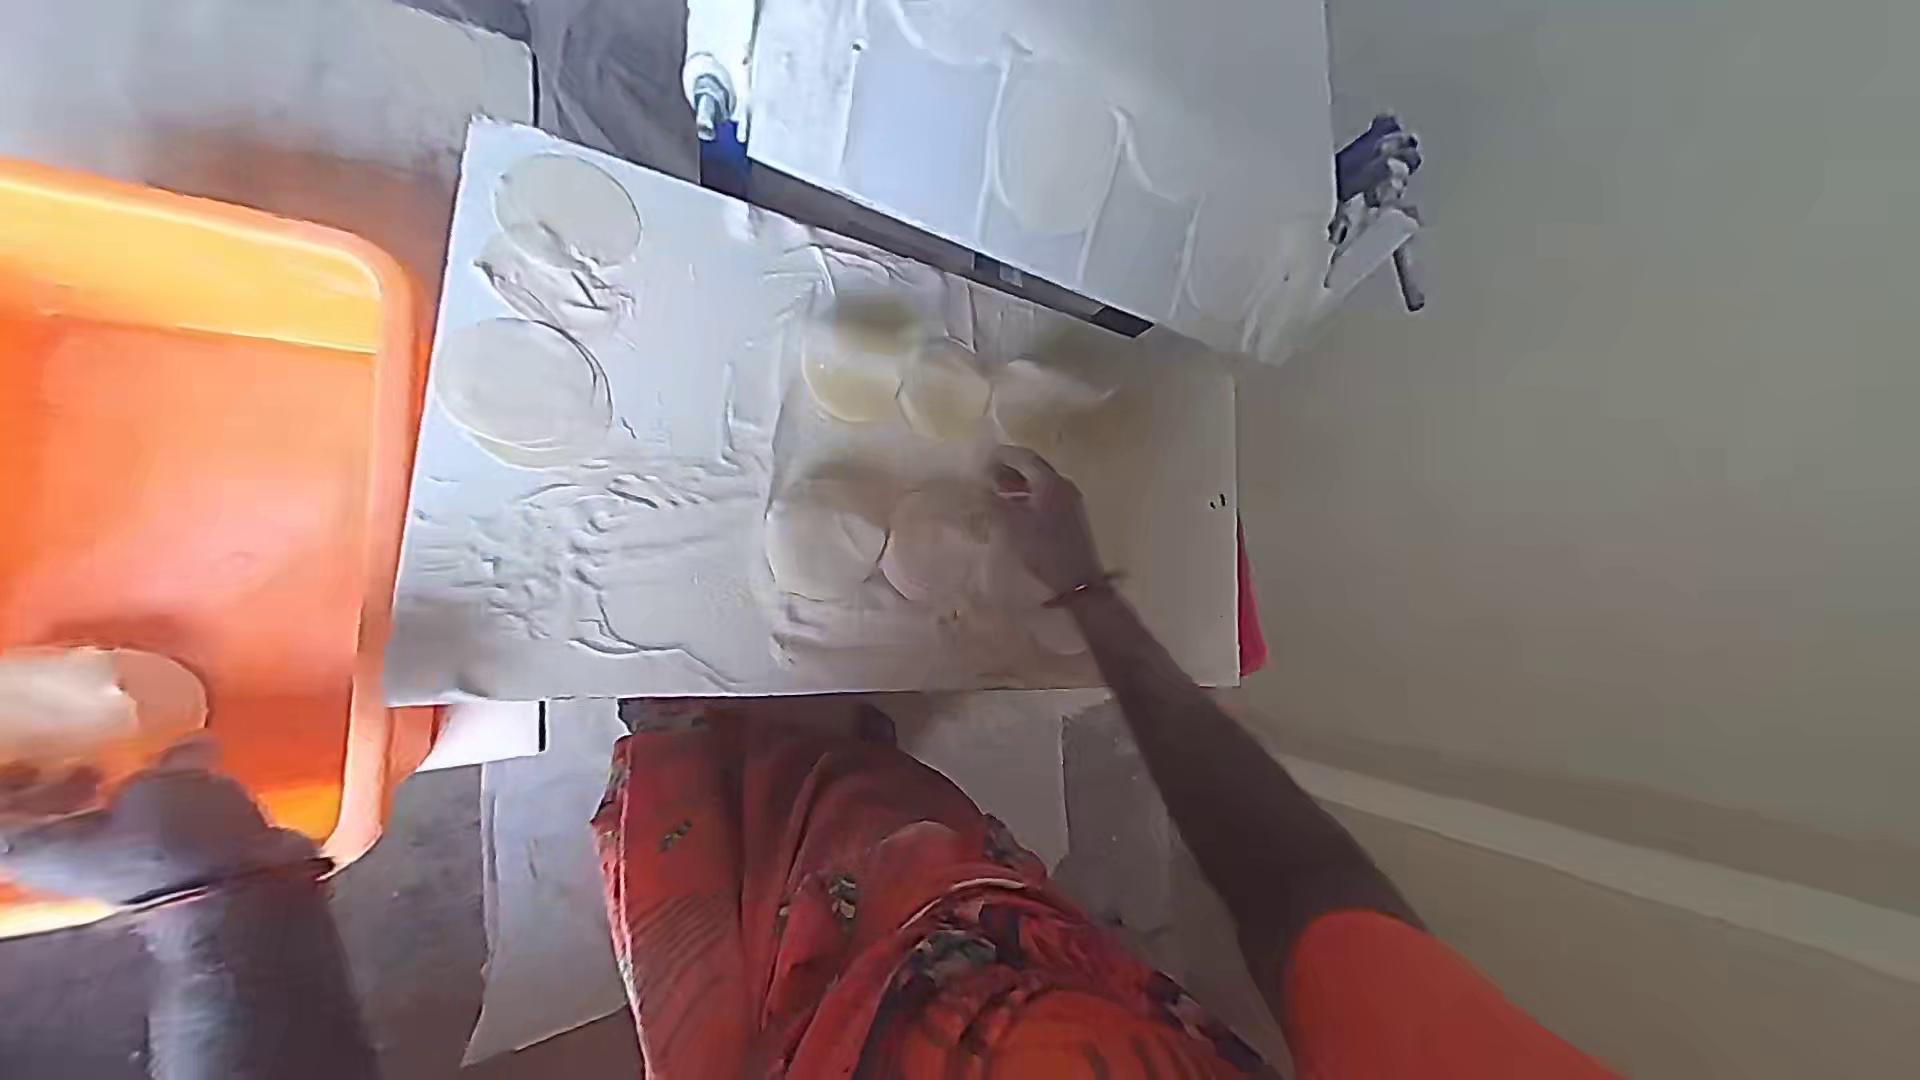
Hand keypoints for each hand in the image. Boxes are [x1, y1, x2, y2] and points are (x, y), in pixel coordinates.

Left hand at [0, 739, 317, 904]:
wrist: (235, 884)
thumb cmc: (179, 835)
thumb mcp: (173, 782)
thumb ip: (174, 758)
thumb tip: (189, 742)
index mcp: (31, 846)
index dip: (9, 786)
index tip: (38, 760)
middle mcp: (55, 862)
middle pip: (34, 826)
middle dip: (56, 794)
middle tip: (86, 765)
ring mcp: (106, 869)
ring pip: (89, 830)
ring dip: (108, 803)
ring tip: (146, 775)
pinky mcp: (156, 868)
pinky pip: (138, 833)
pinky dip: (153, 812)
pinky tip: (187, 795)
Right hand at [989, 445, 1104, 594]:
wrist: (1076, 582)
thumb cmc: (1043, 547)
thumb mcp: (1010, 523)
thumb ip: (990, 501)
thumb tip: (972, 487)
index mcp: (1050, 481)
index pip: (1023, 456)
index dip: (1000, 456)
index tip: (980, 461)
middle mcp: (1063, 485)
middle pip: (1032, 468)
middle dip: (1007, 470)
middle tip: (984, 477)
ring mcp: (1070, 501)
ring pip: (1038, 485)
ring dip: (1016, 486)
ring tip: (994, 495)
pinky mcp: (1071, 518)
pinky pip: (1045, 498)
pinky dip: (1026, 498)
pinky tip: (1012, 513)